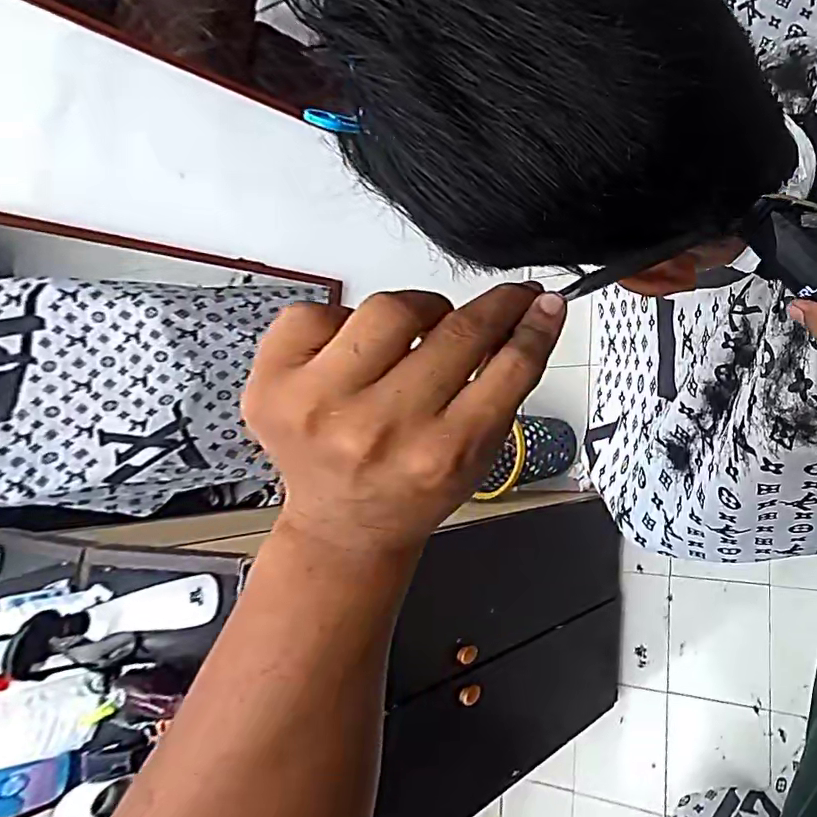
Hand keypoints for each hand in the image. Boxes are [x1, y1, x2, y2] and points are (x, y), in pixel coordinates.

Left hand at [242, 284, 564, 555]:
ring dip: (426, 309)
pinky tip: (365, 347)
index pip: (511, 365)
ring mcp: (318, 404)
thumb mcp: (486, 443)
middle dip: (498, 305)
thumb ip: (508, 381)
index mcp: (447, 448)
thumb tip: (532, 317)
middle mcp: (382, 426)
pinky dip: (349, 319)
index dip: (537, 325)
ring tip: (430, 329)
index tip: (547, 304)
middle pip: (460, 332)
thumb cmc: (421, 482)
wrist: (349, 519)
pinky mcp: (269, 385)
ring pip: (391, 309)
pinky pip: (316, 314)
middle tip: (512, 297)